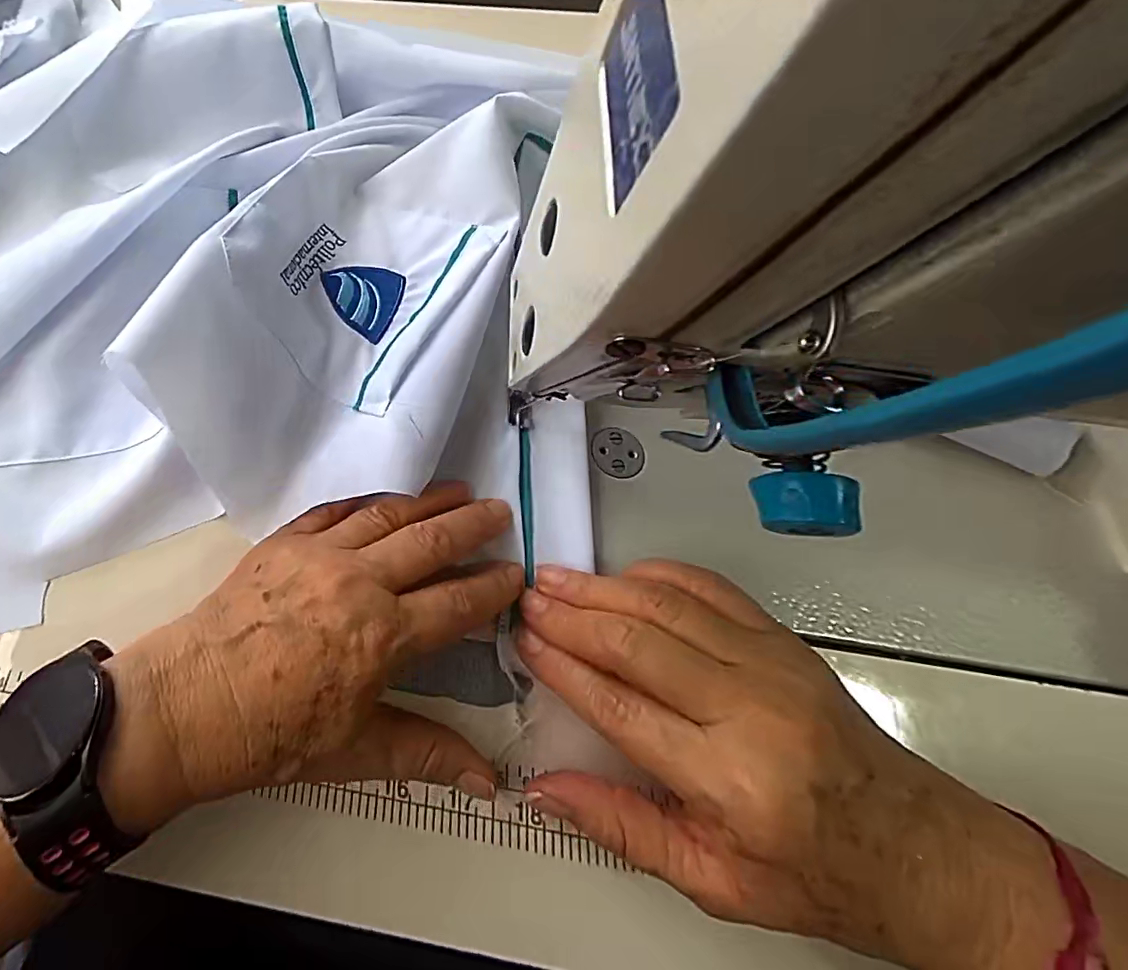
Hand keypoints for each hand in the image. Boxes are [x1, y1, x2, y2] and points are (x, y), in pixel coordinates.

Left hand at [98, 482, 523, 833]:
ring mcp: (315, 555)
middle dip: (469, 525)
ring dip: (423, 503)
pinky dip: (361, 504)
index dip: (491, 587)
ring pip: (383, 518)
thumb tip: (487, 779)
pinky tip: (378, 501)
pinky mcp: (281, 544)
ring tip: (453, 490)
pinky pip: (331, 512)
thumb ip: (425, 752)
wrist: (194, 698)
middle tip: (497, 511)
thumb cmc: (273, 731)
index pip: (456, 603)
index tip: (514, 572)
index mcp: (384, 635)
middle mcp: (356, 583)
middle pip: (428, 544)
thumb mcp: (356, 750)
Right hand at [515, 560, 1067, 969]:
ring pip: (667, 606)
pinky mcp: (788, 646)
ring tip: (552, 579)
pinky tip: (618, 577)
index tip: (522, 642)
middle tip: (525, 601)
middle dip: (570, 616)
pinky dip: (656, 573)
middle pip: (636, 643)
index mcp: (733, 782)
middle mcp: (755, 715)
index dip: (560, 667)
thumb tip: (541, 789)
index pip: (619, 706)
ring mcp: (776, 670)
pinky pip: (711, 590)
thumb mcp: (713, 881)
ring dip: (600, 587)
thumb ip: (620, 828)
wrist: (932, 858)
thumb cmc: (815, 874)